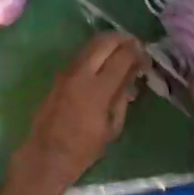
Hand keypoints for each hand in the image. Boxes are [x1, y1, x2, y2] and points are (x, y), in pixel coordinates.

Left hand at [11, 32, 145, 194]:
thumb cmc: (83, 149)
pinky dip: (97, 50)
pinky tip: (106, 61)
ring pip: (91, 43)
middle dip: (124, 39)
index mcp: (98, 89)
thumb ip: (122, 97)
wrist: (46, 155)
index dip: (138, 53)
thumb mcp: (112, 127)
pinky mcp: (60, 74)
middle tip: (137, 46)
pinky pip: (82, 53)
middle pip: (105, 41)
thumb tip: (132, 75)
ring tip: (123, 50)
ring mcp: (68, 71)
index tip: (146, 59)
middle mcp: (82, 73)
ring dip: (109, 42)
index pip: (122, 57)